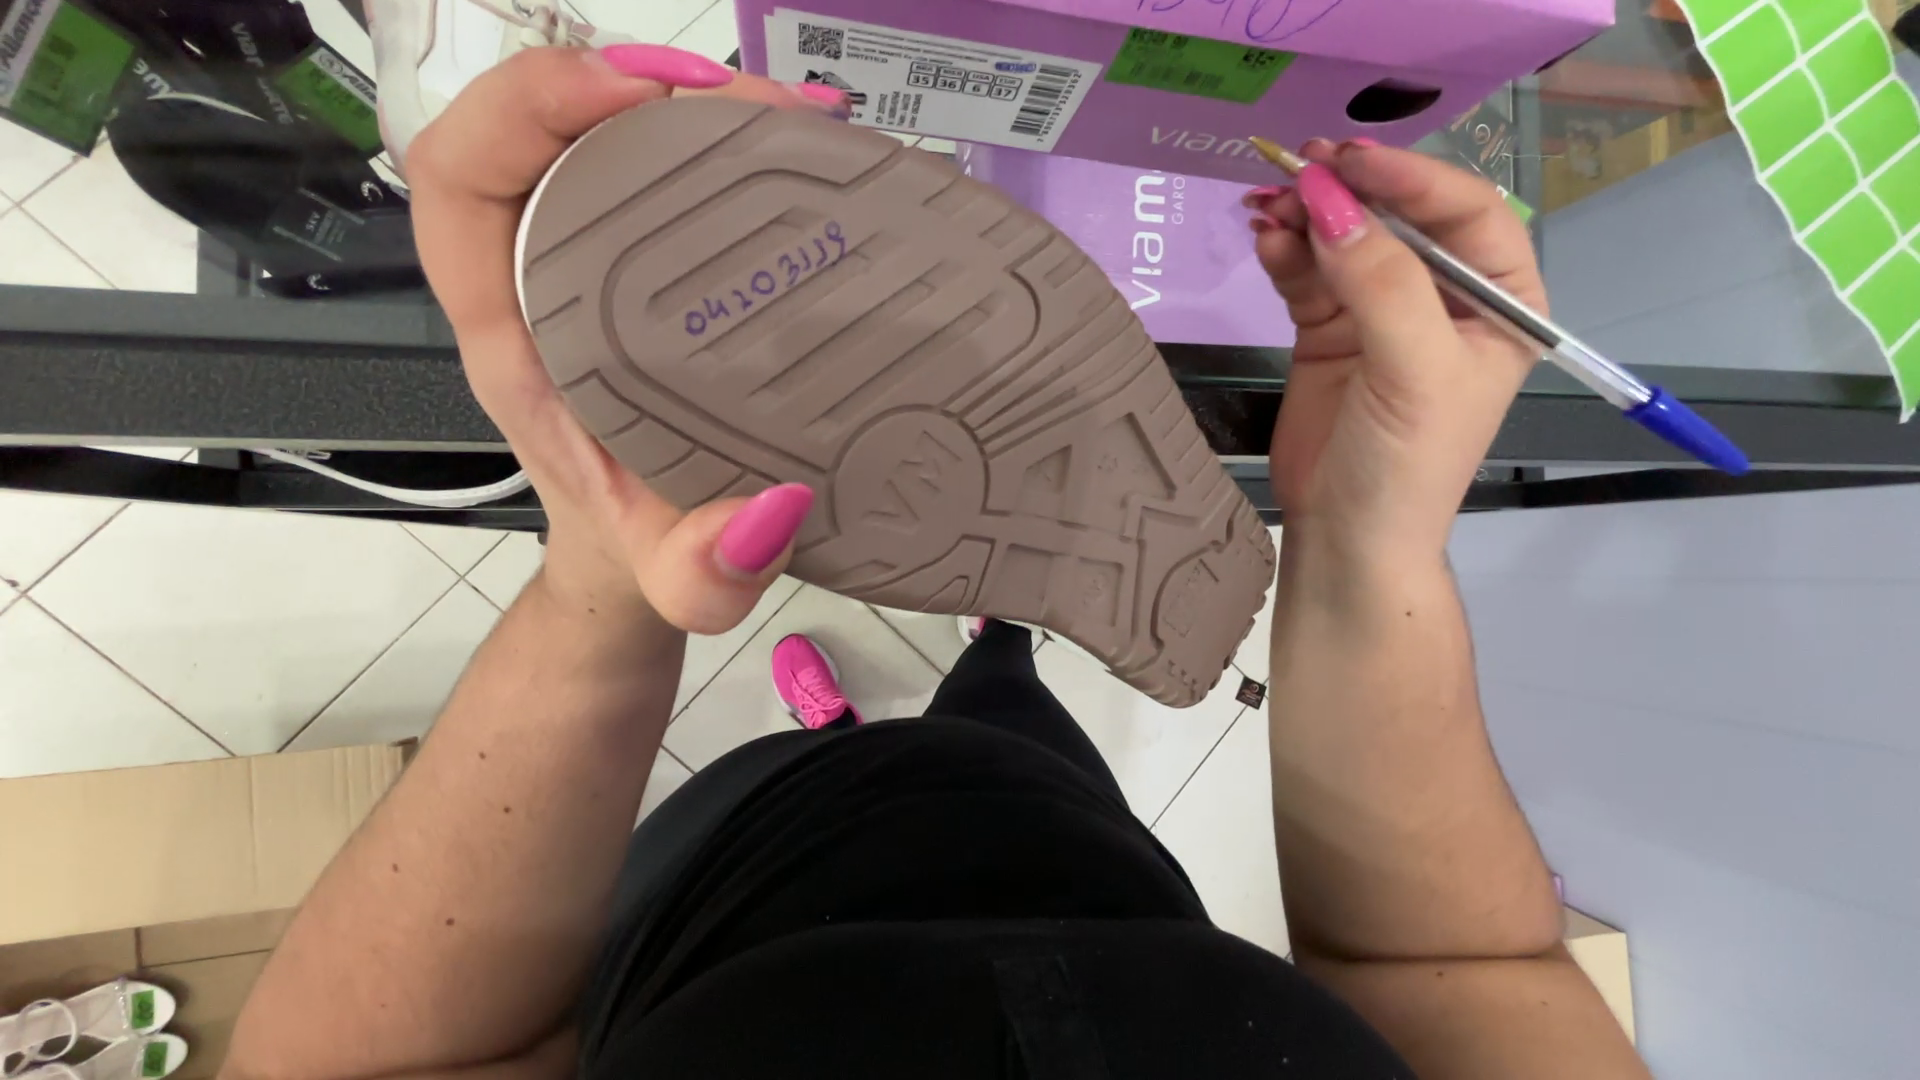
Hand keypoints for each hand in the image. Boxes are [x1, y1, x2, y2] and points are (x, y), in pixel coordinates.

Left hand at [407, 45, 848, 629]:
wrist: (640, 560)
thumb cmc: (635, 553)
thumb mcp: (672, 577)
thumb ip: (706, 573)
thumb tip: (775, 510)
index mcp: (519, 337)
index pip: (464, 178)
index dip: (529, 109)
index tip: (639, 98)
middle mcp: (548, 288)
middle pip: (551, 137)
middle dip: (642, 91)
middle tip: (759, 108)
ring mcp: (604, 279)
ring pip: (617, 150)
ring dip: (701, 116)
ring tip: (799, 123)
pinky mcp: (659, 285)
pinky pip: (675, 192)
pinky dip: (734, 159)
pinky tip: (806, 166)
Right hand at [1247, 139, 1544, 558]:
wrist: (1347, 535)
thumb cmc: (1406, 463)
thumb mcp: (1413, 369)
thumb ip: (1380, 283)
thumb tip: (1329, 205)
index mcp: (1498, 300)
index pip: (1464, 213)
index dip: (1409, 180)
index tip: (1346, 162)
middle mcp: (1440, 298)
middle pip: (1396, 220)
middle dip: (1347, 193)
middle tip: (1293, 169)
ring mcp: (1377, 314)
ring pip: (1343, 244)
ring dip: (1305, 221)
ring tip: (1266, 207)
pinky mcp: (1325, 334)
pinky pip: (1306, 278)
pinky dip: (1284, 256)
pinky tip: (1264, 240)